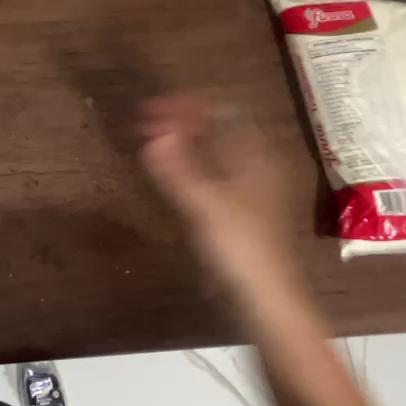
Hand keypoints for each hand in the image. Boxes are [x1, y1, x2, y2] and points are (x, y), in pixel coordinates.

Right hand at [139, 95, 299, 285]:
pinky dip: (183, 165)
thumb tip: (149, 134)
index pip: (220, 112)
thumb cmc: (240, 248)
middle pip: (215, 129)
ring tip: (147, 141)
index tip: (149, 108)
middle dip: (178, 122)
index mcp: (256, 157)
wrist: (263, 300)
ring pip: (209, 152)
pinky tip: (163, 171)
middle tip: (142, 122)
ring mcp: (245, 189)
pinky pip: (206, 173)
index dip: (184, 106)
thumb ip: (175, 167)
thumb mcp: (204, 204)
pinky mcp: (234, 211)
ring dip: (179, 142)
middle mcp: (254, 166)